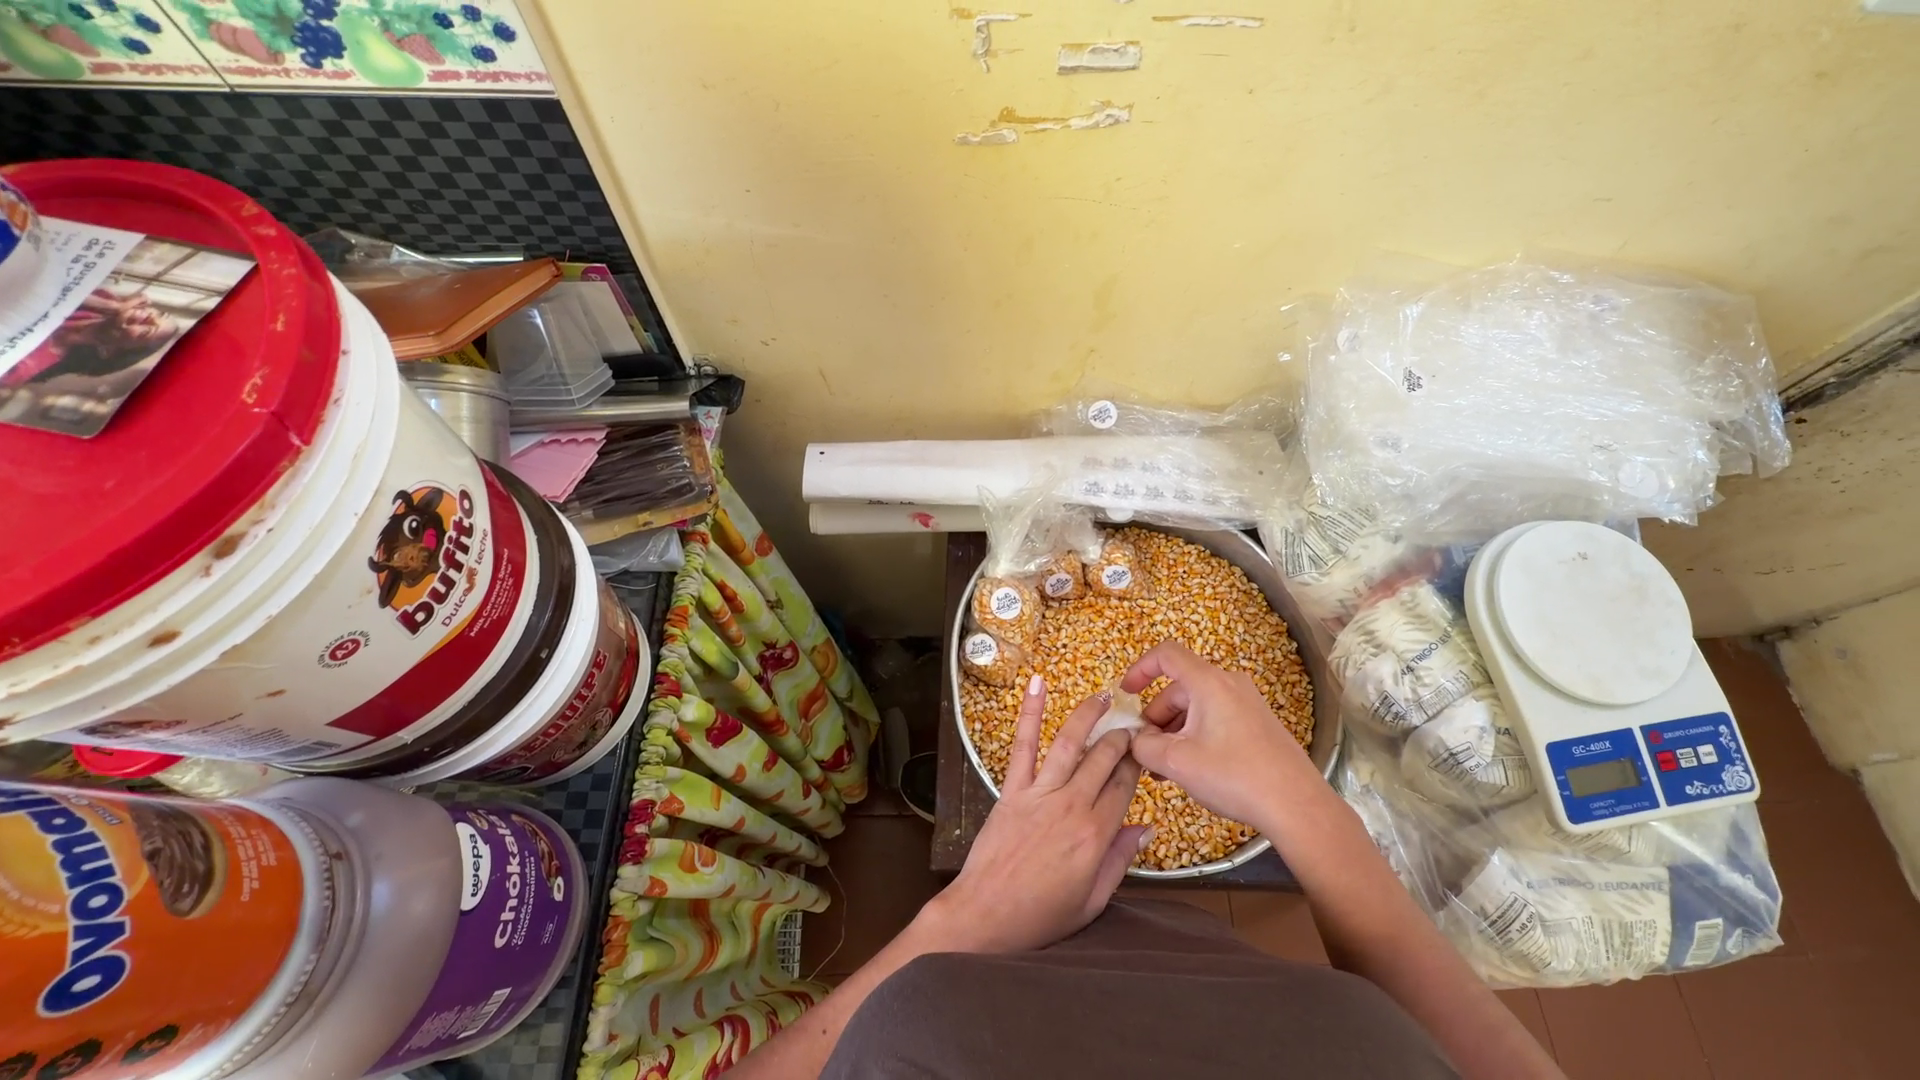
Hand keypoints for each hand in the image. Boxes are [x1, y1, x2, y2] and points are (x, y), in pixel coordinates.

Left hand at [918, 675, 1148, 953]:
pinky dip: (1030, 713)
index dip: (1138, 764)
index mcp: (1095, 835)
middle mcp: (1071, 806)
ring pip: (1070, 744)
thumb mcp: (1092, 901)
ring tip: (1104, 697)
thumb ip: (1120, 860)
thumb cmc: (1040, 916)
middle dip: (1121, 738)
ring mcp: (1039, 794)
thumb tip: (1147, 828)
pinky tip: (1039, 685)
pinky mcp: (1011, 790)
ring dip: (1089, 716)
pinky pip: (1023, 746)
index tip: (1146, 749)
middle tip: (1133, 724)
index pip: (1125, 786)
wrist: (985, 916)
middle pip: (1104, 759)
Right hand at [1121, 640, 1324, 828]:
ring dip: (1173, 731)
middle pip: (1178, 688)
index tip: (1125, 695)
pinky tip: (1190, 769)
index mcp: (1208, 683)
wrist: (1296, 805)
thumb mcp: (1177, 762)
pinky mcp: (1256, 724)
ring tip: (1164, 769)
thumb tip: (1134, 740)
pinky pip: (1213, 719)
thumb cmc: (1234, 776)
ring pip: (1195, 707)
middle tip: (1144, 751)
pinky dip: (1194, 736)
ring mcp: (1246, 704)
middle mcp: (1228, 684)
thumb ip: (1144, 746)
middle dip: (1155, 717)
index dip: (1139, 669)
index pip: (1166, 655)